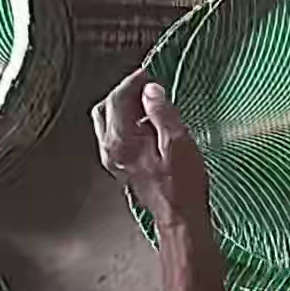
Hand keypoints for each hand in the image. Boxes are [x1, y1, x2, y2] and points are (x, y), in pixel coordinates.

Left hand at [91, 69, 210, 231]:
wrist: (180, 216)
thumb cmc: (183, 184)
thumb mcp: (179, 143)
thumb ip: (163, 114)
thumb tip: (151, 91)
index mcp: (122, 142)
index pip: (118, 100)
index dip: (133, 82)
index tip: (149, 73)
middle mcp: (111, 149)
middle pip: (106, 108)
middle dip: (124, 92)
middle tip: (148, 85)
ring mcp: (114, 159)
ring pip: (108, 121)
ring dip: (125, 106)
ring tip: (150, 101)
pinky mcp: (122, 165)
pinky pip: (116, 133)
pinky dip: (128, 120)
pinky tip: (148, 122)